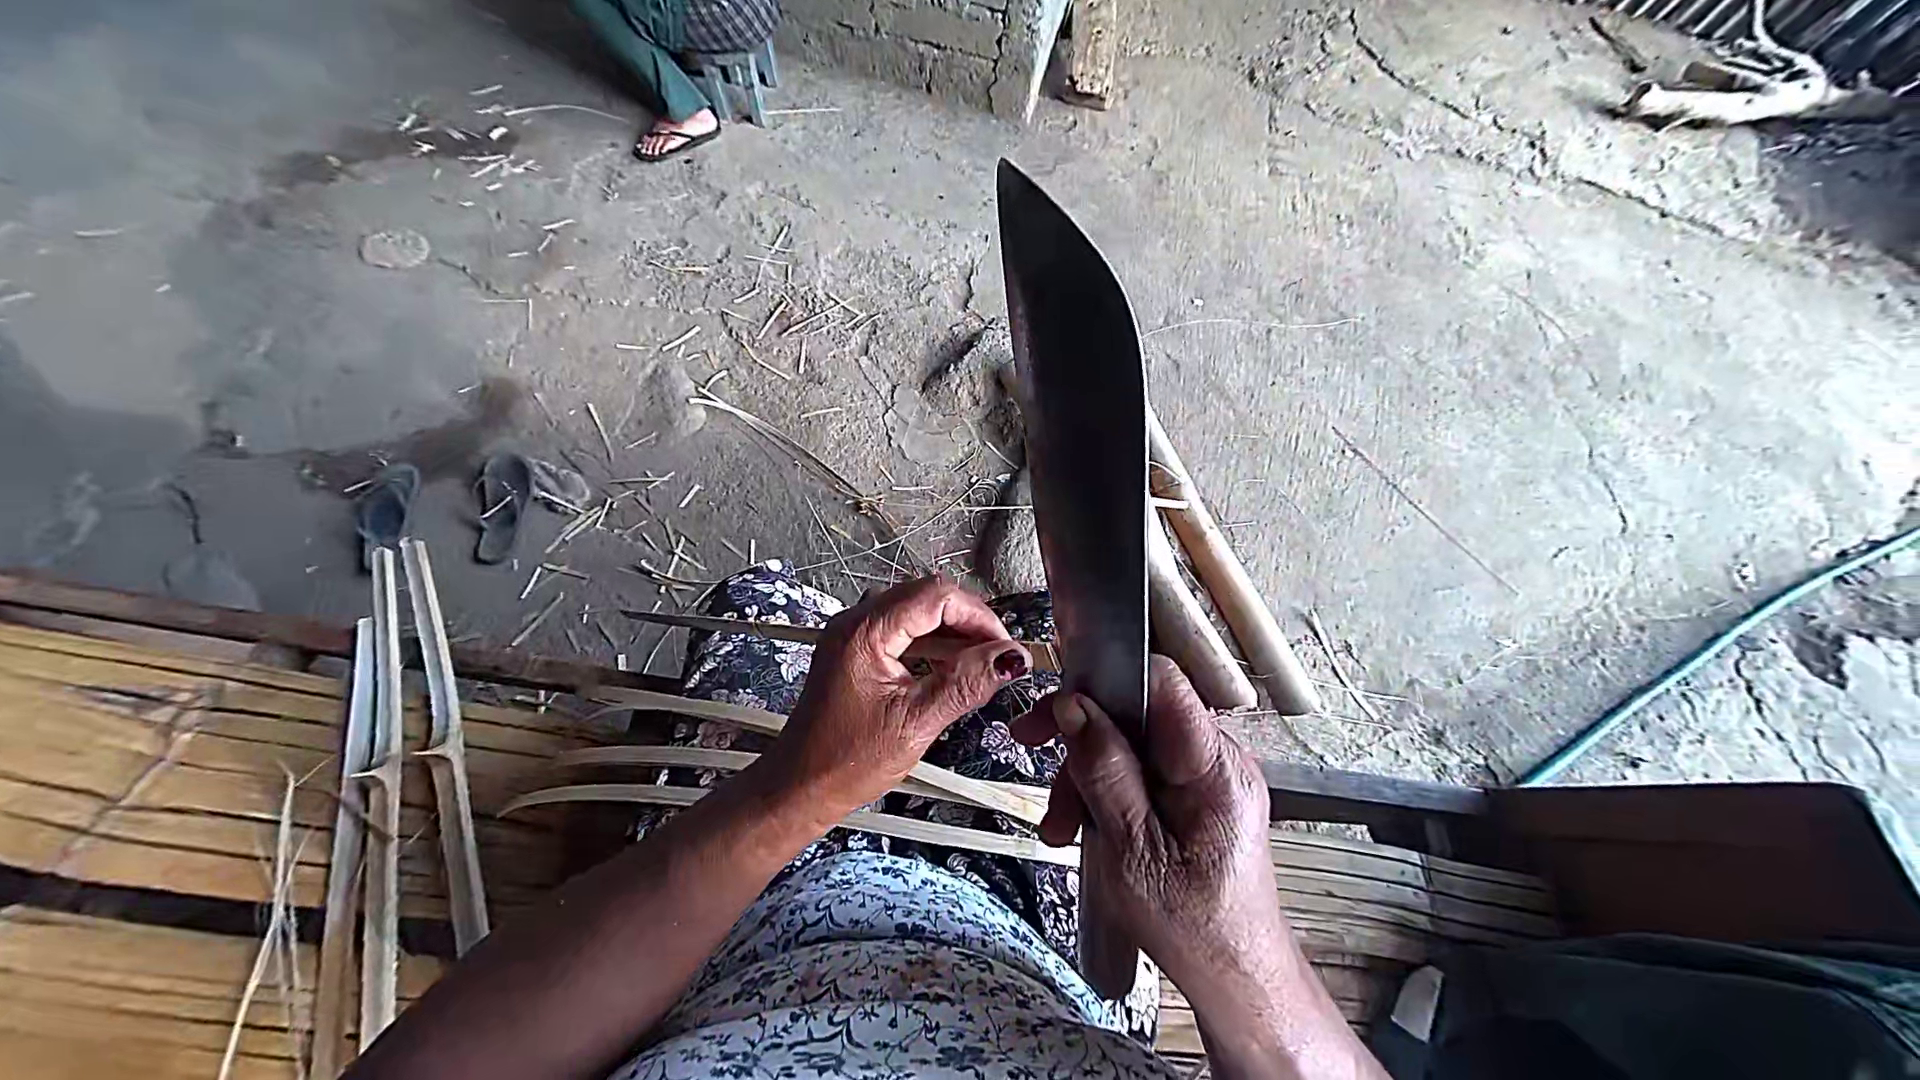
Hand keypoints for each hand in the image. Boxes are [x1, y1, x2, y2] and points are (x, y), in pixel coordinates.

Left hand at [760, 577, 1031, 822]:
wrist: (801, 785)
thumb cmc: (846, 761)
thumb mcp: (916, 723)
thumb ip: (966, 684)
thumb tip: (1011, 658)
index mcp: (865, 632)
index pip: (936, 596)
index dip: (978, 616)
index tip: (1003, 645)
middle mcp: (856, 621)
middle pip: (927, 596)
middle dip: (968, 621)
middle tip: (997, 653)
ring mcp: (854, 633)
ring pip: (917, 611)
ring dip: (953, 631)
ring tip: (980, 663)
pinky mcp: (858, 649)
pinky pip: (904, 630)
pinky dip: (933, 642)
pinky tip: (951, 667)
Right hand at [1010, 656, 1289, 1013]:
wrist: (1236, 978)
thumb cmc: (1193, 928)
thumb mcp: (1131, 851)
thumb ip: (1103, 771)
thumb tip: (1074, 706)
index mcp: (1214, 766)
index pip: (1162, 681)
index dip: (1105, 678)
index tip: (1057, 706)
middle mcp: (1217, 757)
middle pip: (1137, 708)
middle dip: (1080, 730)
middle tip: (1030, 741)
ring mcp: (1206, 772)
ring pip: (1130, 738)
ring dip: (1085, 769)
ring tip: (1059, 821)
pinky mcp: (1194, 788)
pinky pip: (1140, 764)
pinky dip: (1104, 786)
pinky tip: (1081, 822)